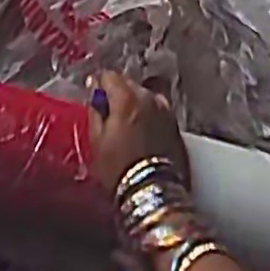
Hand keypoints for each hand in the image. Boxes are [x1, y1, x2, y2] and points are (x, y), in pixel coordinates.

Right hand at [88, 71, 190, 195]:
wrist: (154, 195)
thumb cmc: (119, 169)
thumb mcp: (97, 141)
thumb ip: (95, 112)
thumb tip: (95, 95)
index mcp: (126, 97)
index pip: (109, 76)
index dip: (98, 84)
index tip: (94, 97)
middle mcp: (148, 96)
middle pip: (128, 83)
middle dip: (117, 92)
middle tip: (108, 113)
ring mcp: (165, 108)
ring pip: (144, 95)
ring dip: (134, 103)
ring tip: (126, 124)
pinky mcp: (175, 123)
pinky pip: (157, 108)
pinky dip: (148, 113)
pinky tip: (142, 131)